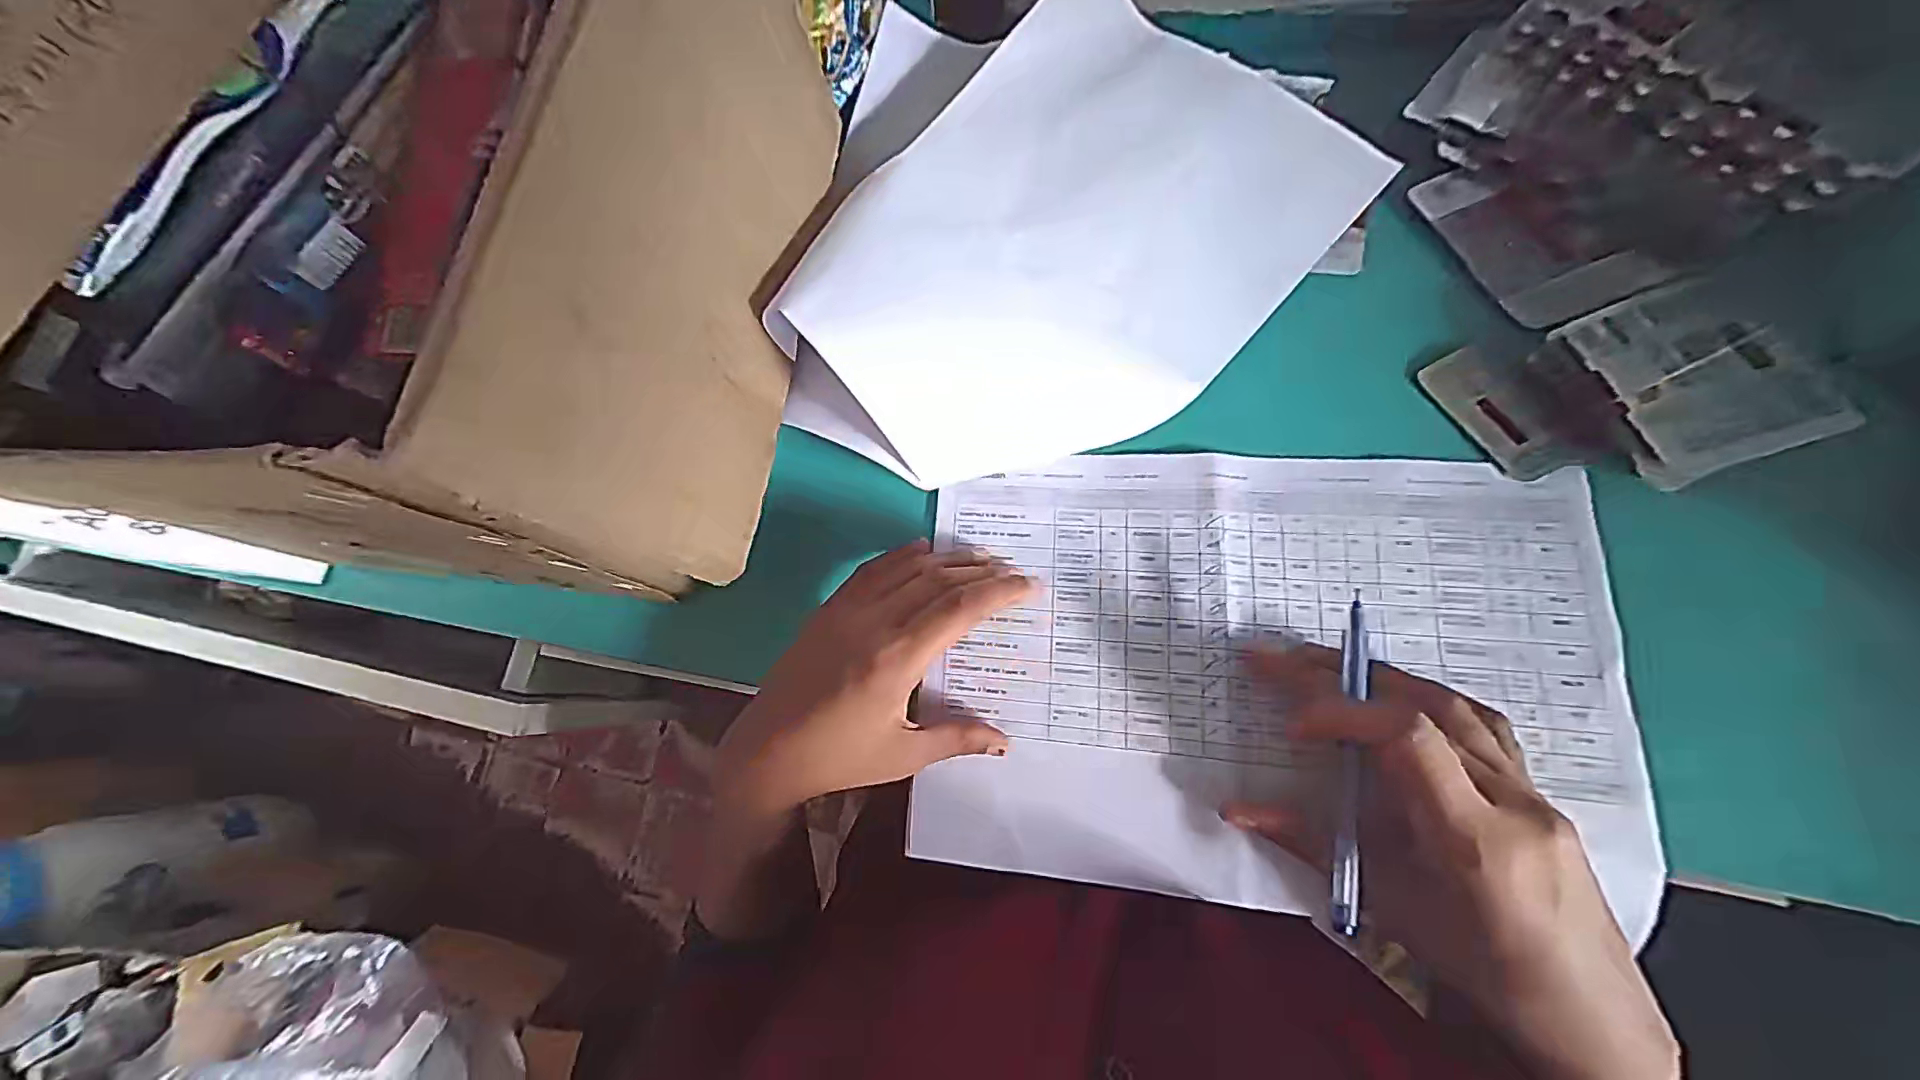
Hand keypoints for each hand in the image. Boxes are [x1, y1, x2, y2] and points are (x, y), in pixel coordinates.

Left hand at [714, 540, 1035, 815]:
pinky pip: (872, 570)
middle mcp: (874, 623)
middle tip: (1011, 570)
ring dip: (947, 559)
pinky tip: (922, 551)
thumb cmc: (837, 757)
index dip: (999, 591)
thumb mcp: (902, 754)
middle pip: (938, 580)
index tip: (1027, 585)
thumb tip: (1004, 742)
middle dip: (981, 571)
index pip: (959, 608)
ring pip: (907, 568)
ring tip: (979, 558)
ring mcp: (847, 611)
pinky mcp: (829, 609)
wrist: (766, 750)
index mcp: (897, 659)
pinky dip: (903, 555)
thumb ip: (956, 739)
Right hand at [1222, 646, 1677, 1079]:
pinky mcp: (1539, 796)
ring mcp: (1535, 795)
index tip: (1291, 723)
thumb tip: (1239, 810)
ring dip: (1387, 678)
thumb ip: (1313, 846)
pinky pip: (1482, 727)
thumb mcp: (1391, 910)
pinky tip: (1400, 704)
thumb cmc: (1486, 975)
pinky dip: (1428, 701)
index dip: (1343, 714)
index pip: (1409, 736)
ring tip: (1332, 669)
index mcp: (1475, 837)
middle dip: (1347, 674)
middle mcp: (1514, 802)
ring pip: (1458, 707)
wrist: (1595, 1026)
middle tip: (1284, 659)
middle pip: (1428, 704)